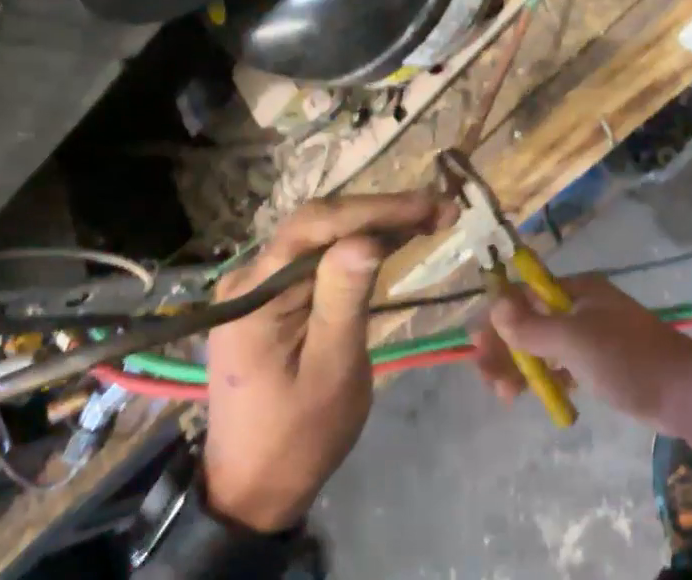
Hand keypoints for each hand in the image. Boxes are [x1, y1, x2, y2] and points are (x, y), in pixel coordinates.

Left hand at [203, 192, 454, 531]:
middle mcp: (249, 277)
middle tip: (441, 210)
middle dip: (383, 212)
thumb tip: (368, 238)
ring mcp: (258, 287)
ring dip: (376, 226)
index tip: (431, 205)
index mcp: (254, 292)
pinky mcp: (273, 300)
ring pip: (322, 238)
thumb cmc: (298, 435)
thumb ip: (344, 300)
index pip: (316, 225)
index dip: (377, 208)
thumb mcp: (331, 370)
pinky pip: (319, 260)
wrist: (254, 487)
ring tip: (430, 219)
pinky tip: (395, 242)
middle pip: (319, 224)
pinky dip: (360, 249)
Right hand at [473, 276, 691, 469]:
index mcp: (578, 291)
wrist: (683, 392)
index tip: (475, 343)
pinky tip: (526, 396)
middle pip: (530, 321)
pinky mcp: (597, 365)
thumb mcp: (575, 340)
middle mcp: (581, 307)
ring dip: (518, 366)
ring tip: (503, 396)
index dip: (498, 315)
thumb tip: (494, 302)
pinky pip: (559, 366)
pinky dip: (541, 378)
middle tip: (485, 377)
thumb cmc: (628, 358)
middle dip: (504, 346)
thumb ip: (532, 326)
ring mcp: (590, 337)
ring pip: (542, 347)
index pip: (526, 294)